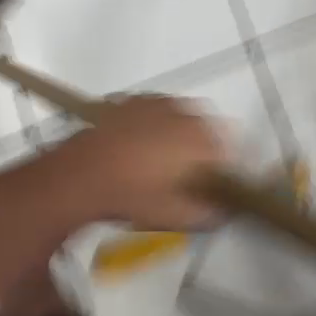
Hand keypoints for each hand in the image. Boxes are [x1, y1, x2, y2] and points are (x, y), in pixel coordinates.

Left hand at [51, 95, 230, 231]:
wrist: (84, 171)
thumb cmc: (134, 195)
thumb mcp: (177, 216)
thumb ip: (208, 213)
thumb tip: (220, 211)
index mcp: (202, 139)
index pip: (232, 149)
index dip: (230, 167)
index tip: (223, 183)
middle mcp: (184, 113)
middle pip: (209, 128)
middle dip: (207, 148)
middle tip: (194, 173)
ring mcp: (157, 102)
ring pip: (183, 115)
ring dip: (182, 133)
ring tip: (167, 159)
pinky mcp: (133, 99)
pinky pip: (157, 109)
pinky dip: (158, 123)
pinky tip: (143, 143)